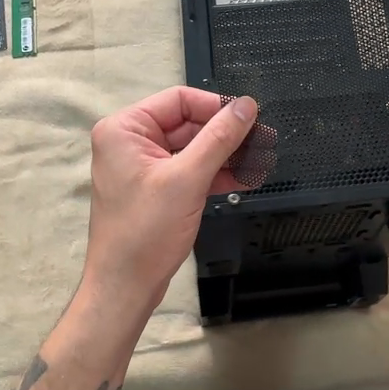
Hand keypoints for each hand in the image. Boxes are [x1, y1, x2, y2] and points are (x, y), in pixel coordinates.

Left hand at [82, 88, 257, 312]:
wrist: (125, 289)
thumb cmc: (143, 234)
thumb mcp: (187, 179)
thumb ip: (219, 138)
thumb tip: (245, 107)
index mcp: (125, 129)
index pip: (179, 100)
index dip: (217, 107)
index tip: (250, 116)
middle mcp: (130, 141)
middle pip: (189, 123)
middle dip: (226, 135)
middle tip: (263, 140)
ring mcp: (143, 166)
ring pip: (193, 147)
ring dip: (226, 155)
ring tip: (260, 161)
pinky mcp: (156, 188)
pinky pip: (190, 169)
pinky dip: (215, 173)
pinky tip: (243, 179)